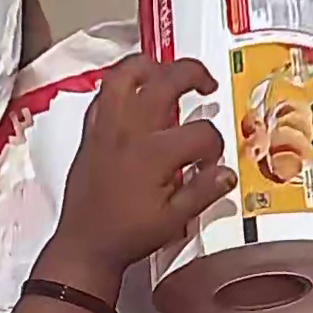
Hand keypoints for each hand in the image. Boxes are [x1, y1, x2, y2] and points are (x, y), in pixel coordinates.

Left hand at [48, 55, 236, 282]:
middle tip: (206, 84)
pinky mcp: (90, 133)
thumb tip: (227, 174)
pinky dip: (119, 86)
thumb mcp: (173, 220)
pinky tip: (131, 96)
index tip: (211, 164)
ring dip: (150, 66)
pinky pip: (102, 94)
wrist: (86, 245)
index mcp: (155, 153)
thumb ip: (202, 192)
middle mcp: (129, 131)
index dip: (213, 147)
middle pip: (167, 81)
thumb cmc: (127, 235)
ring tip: (165, 73)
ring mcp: (106, 128)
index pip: (200, 133)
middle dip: (194, 75)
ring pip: (126, 73)